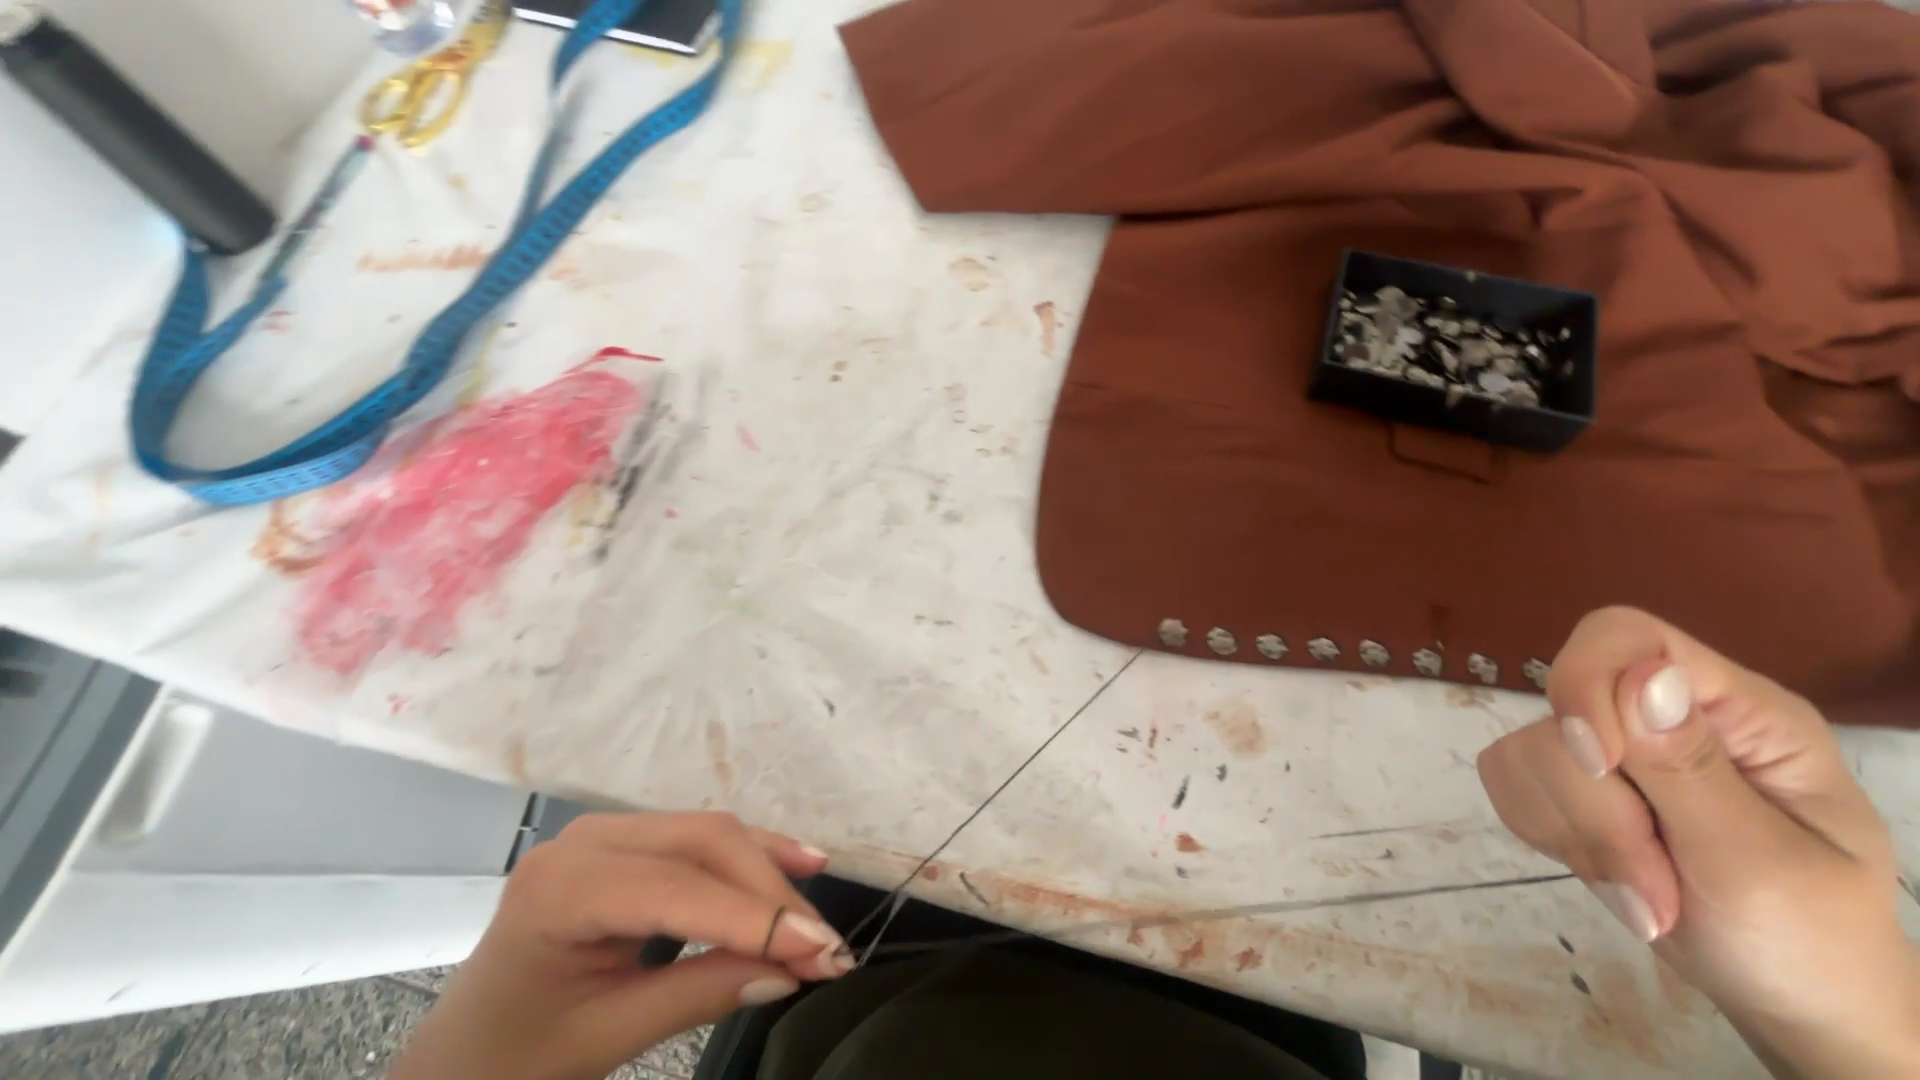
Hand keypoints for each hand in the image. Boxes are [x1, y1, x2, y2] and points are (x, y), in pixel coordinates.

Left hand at [388, 812, 853, 1079]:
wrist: (460, 1055)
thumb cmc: (516, 1056)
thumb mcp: (608, 1035)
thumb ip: (702, 994)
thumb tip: (793, 970)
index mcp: (563, 886)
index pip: (680, 888)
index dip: (757, 917)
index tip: (823, 954)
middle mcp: (588, 839)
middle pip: (705, 843)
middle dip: (772, 895)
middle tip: (828, 951)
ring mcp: (608, 832)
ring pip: (711, 834)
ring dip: (770, 874)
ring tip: (818, 922)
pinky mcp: (628, 842)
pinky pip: (700, 840)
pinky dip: (751, 856)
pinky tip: (799, 862)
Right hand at [1477, 607, 1919, 1078]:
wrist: (1788, 1005)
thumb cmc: (1807, 940)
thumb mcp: (1763, 865)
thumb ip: (1694, 768)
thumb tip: (1643, 671)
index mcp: (1740, 714)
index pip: (1626, 638)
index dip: (1587, 683)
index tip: (1598, 764)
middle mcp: (1665, 717)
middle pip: (1563, 714)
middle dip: (1594, 811)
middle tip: (1653, 888)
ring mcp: (1614, 752)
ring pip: (1527, 752)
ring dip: (1572, 833)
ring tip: (1643, 894)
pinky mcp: (1569, 785)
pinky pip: (1509, 782)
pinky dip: (1542, 833)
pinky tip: (1601, 871)